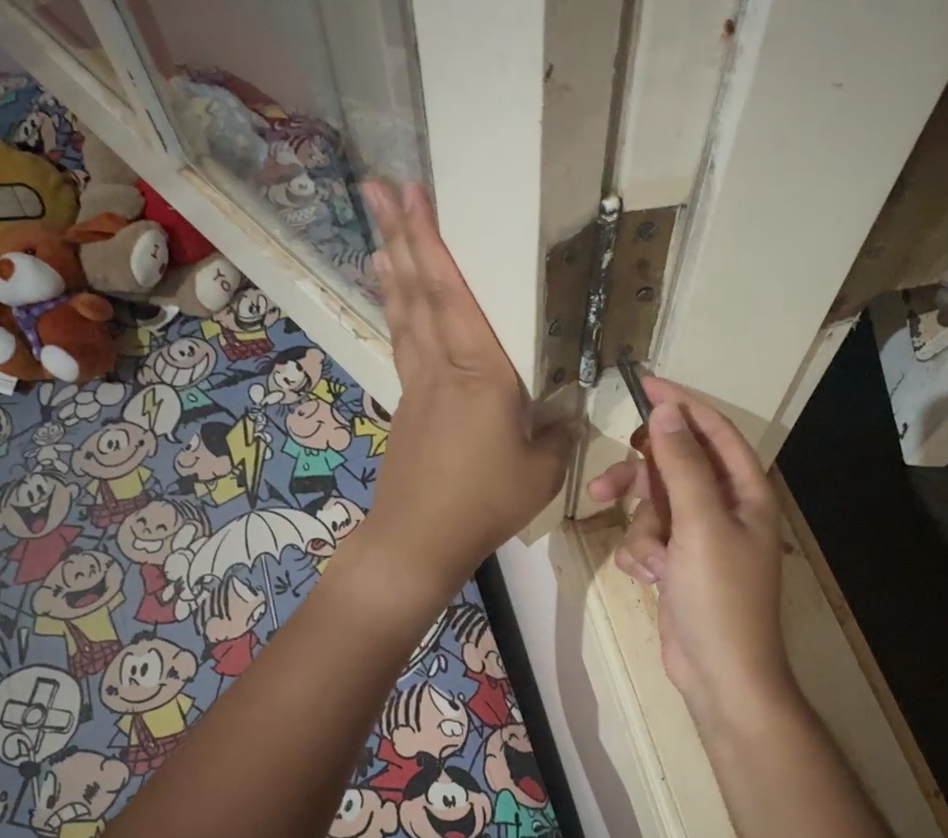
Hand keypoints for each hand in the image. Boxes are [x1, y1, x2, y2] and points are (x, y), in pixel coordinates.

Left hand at [355, 182, 570, 594]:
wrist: (418, 539)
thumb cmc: (484, 502)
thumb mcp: (541, 473)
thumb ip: (557, 437)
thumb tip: (570, 416)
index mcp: (481, 374)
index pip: (453, 295)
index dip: (432, 243)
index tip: (414, 198)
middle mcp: (443, 368)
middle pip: (418, 292)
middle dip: (400, 236)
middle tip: (379, 188)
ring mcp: (418, 387)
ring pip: (404, 316)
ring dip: (391, 269)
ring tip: (377, 232)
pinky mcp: (406, 408)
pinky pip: (402, 345)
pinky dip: (396, 313)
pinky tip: (395, 303)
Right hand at [587, 378, 790, 714]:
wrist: (721, 673)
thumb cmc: (720, 596)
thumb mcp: (701, 524)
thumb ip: (683, 465)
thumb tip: (668, 411)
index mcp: (746, 491)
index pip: (713, 430)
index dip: (681, 404)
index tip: (642, 383)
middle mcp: (725, 508)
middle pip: (673, 468)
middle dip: (640, 482)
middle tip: (603, 488)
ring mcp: (700, 538)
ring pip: (653, 507)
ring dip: (642, 531)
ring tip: (647, 560)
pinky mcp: (678, 565)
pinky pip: (647, 540)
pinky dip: (642, 556)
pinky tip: (650, 580)